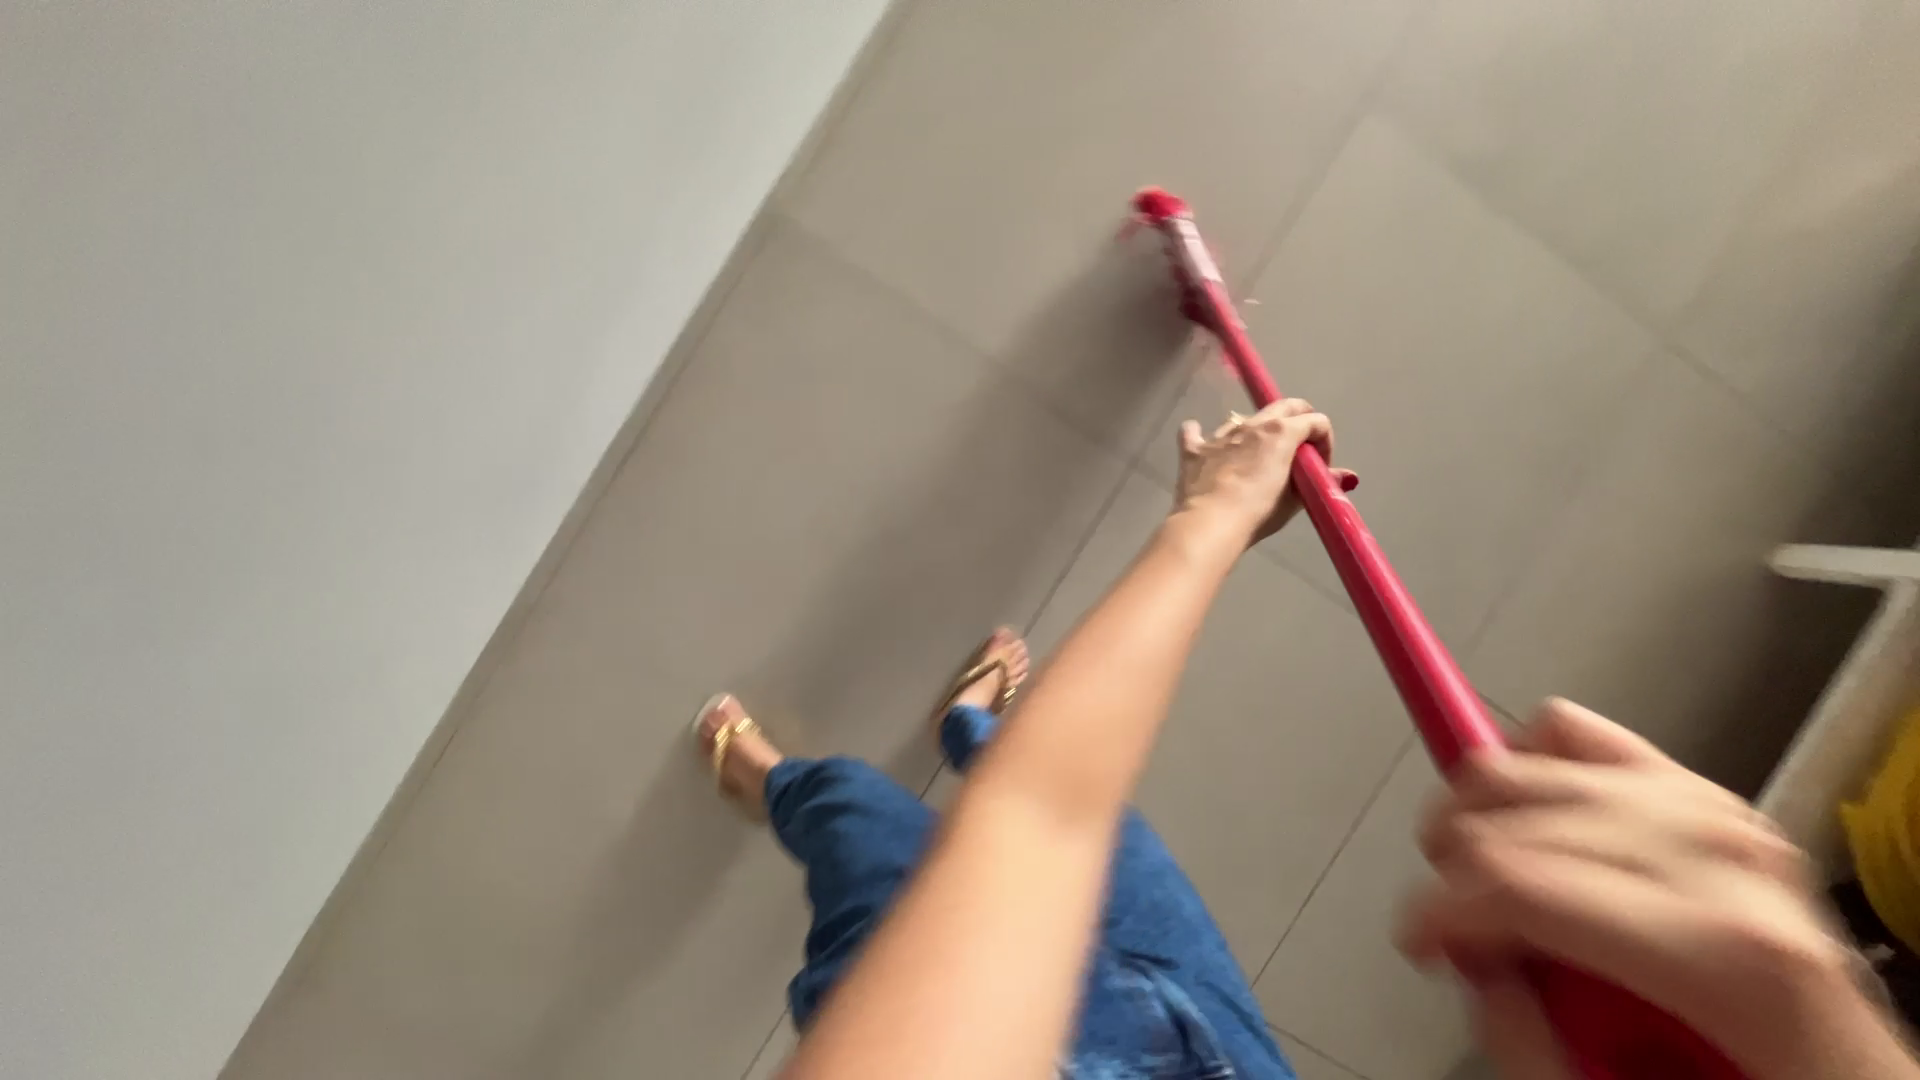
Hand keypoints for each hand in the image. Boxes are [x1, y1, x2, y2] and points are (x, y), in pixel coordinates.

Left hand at [1173, 398, 1354, 544]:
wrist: (1210, 523)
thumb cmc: (1258, 512)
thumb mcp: (1296, 500)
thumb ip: (1320, 481)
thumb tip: (1348, 476)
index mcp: (1280, 432)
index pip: (1315, 421)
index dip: (1324, 440)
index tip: (1320, 464)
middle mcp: (1250, 425)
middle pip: (1282, 406)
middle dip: (1298, 418)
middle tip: (1300, 443)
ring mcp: (1218, 435)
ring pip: (1240, 419)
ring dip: (1252, 430)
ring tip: (1254, 454)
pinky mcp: (1193, 450)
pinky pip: (1193, 431)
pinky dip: (1199, 434)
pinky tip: (1203, 443)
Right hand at [1399, 699, 1901, 1079]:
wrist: (1844, 1068)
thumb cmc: (1756, 1075)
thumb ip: (1529, 1042)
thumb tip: (1472, 962)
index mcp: (1726, 953)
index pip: (1519, 883)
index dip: (1442, 910)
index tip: (1419, 942)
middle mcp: (1724, 858)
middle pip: (1508, 824)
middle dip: (1454, 875)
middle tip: (1458, 928)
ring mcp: (1712, 809)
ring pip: (1519, 767)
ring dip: (1475, 819)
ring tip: (1483, 872)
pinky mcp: (1697, 786)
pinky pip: (1569, 729)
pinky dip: (1525, 762)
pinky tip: (1529, 818)